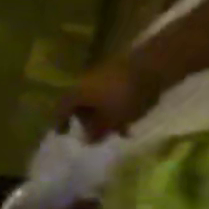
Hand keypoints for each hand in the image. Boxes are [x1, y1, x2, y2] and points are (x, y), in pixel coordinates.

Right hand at [55, 54, 170, 139]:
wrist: (147, 68)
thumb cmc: (124, 96)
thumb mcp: (112, 119)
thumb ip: (98, 131)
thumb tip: (87, 140)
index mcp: (76, 94)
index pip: (61, 109)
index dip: (61, 122)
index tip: (62, 133)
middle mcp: (81, 84)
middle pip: (78, 105)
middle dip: (87, 121)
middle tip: (97, 134)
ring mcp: (97, 78)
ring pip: (93, 100)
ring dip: (101, 115)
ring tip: (118, 129)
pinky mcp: (111, 75)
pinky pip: (105, 94)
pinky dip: (110, 107)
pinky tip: (127, 116)